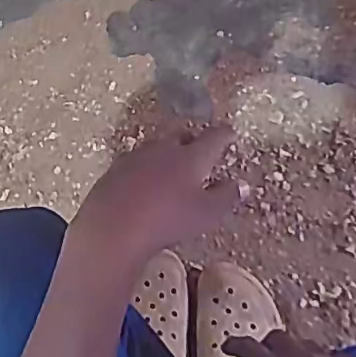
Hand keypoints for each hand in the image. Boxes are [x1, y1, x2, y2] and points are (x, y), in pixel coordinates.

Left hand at [68, 129, 240, 274]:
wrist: (113, 223)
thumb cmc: (167, 219)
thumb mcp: (206, 214)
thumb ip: (226, 197)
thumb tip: (242, 185)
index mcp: (191, 156)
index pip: (213, 138)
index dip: (224, 135)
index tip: (230, 133)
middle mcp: (164, 148)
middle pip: (182, 135)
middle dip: (194, 139)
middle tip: (202, 148)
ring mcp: (137, 155)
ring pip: (159, 146)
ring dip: (169, 151)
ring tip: (176, 165)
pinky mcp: (117, 167)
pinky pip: (139, 159)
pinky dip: (149, 165)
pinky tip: (148, 180)